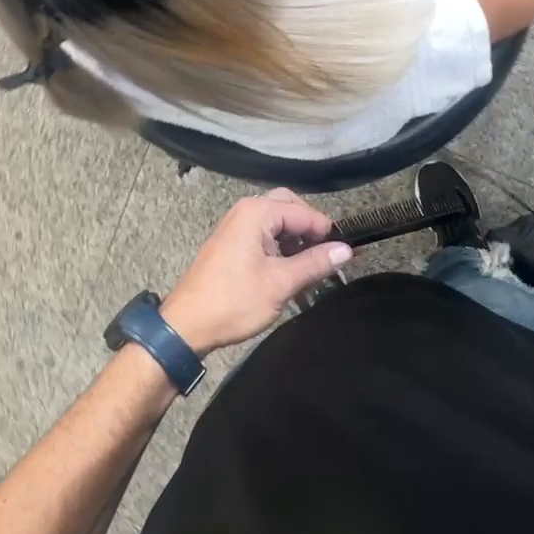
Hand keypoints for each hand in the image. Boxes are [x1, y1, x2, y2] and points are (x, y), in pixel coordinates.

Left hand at [159, 190, 352, 354]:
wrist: (186, 325)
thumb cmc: (233, 301)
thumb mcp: (280, 283)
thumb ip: (315, 263)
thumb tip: (346, 250)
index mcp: (256, 212)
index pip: (303, 211)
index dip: (326, 231)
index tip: (347, 252)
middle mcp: (245, 210)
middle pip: (289, 207)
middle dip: (310, 230)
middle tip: (329, 255)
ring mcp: (236, 226)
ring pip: (276, 222)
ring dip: (296, 240)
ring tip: (314, 268)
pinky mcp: (232, 242)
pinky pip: (264, 234)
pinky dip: (281, 248)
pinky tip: (292, 271)